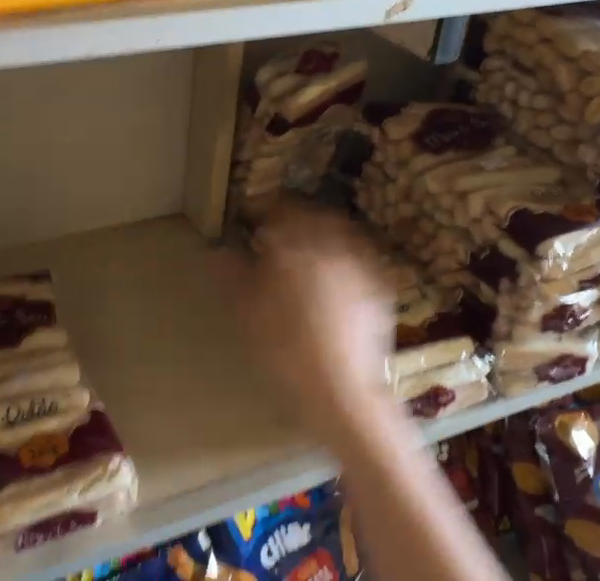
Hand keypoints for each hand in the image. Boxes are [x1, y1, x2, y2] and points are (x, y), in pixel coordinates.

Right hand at [231, 201, 394, 444]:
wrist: (340, 390)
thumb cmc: (284, 349)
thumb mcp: (246, 311)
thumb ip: (233, 272)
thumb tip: (220, 249)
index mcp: (296, 245)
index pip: (281, 210)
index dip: (266, 211)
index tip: (255, 222)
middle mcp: (331, 245)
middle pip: (315, 215)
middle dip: (298, 218)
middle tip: (283, 233)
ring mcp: (361, 265)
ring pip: (341, 232)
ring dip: (324, 234)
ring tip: (311, 253)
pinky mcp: (380, 287)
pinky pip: (361, 258)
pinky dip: (347, 257)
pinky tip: (337, 277)